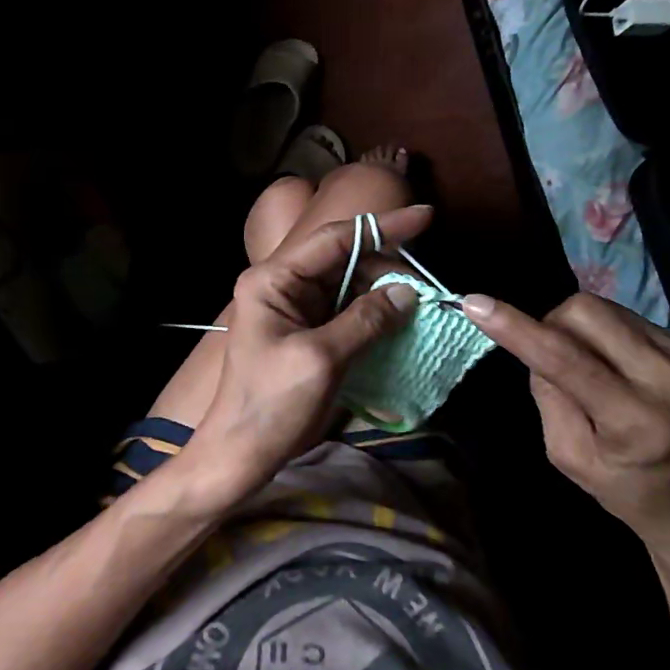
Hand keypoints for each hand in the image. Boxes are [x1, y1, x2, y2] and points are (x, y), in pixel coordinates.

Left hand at [181, 206, 431, 503]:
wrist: (241, 452)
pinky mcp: (305, 331)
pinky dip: (373, 313)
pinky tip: (400, 320)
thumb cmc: (272, 404)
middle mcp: (281, 285)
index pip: (333, 240)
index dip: (381, 227)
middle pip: (343, 260)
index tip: (426, 217)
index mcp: (273, 280)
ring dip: (383, 292)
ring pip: (348, 285)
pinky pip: (344, 310)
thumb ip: (366, 320)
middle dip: (386, 268)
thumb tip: (407, 291)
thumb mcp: (322, 359)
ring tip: (421, 305)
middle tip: (428, 288)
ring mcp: (293, 308)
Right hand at [461, 292, 669, 561]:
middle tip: (548, 356)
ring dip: (580, 329)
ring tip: (590, 366)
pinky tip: (618, 366)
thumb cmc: (620, 483)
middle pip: (585, 312)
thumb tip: (536, 340)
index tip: (474, 303)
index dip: (517, 328)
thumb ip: (549, 395)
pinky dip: (607, 335)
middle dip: (551, 324)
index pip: (565, 359)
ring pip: (606, 308)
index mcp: (637, 422)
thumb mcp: (566, 453)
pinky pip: (629, 317)